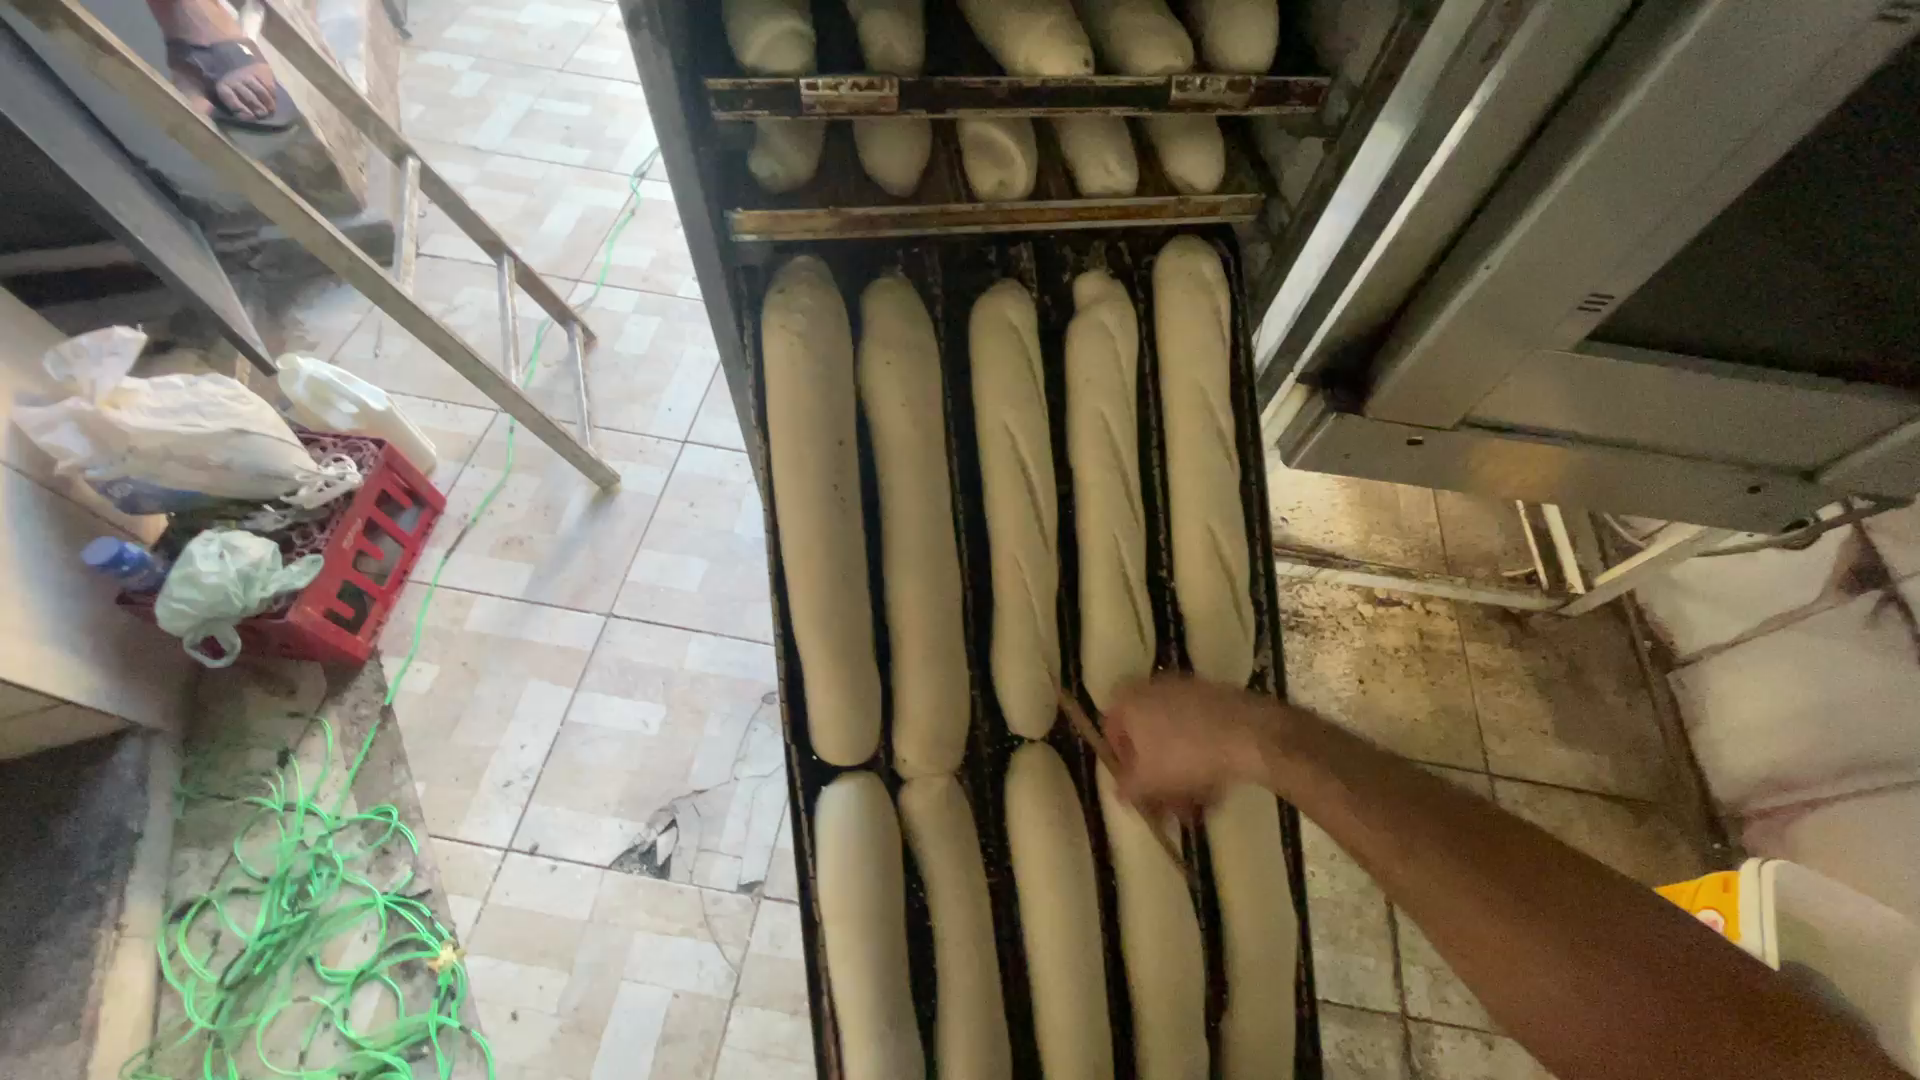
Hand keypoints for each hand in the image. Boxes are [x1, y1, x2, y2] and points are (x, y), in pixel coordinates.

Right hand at [1103, 676, 1289, 816]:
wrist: (1248, 733)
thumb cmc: (1185, 755)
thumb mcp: (1147, 781)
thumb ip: (1127, 788)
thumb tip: (1119, 792)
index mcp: (1128, 700)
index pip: (1111, 730)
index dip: (1121, 764)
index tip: (1136, 789)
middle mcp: (1153, 688)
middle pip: (1147, 738)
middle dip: (1157, 777)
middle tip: (1168, 807)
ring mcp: (1188, 691)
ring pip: (1176, 739)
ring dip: (1181, 776)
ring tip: (1196, 808)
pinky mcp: (1217, 699)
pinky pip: (1200, 732)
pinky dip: (1202, 759)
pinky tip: (1215, 791)